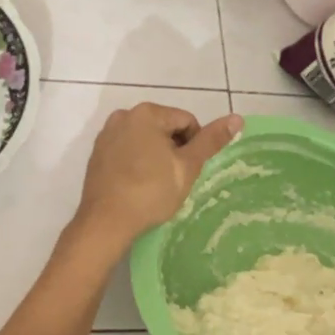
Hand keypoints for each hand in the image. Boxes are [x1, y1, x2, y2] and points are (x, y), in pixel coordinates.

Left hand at [72, 103, 241, 249]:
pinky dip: (136, 162)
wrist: (106, 221)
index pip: (187, 121)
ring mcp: (106, 134)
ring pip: (144, 139)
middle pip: (164, 128)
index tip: (188, 171)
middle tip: (174, 179)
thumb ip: (211, 141)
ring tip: (156, 183)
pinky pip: (126, 150)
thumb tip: (237, 118)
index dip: (194, 146)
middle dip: (174, 149)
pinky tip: (138, 184)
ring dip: (156, 156)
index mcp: (147, 113)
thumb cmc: (151, 192)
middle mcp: (123, 115)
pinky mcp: (97, 153)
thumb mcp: (187, 167)